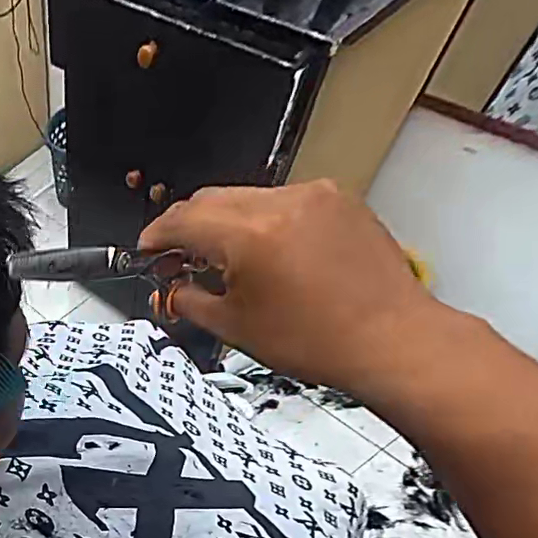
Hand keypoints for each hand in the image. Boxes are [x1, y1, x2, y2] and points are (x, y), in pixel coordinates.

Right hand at [138, 181, 465, 397]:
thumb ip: (192, 301)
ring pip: (247, 197)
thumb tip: (175, 289)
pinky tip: (266, 256)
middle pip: (212, 198)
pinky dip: (263, 223)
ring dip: (226, 224)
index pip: (183, 219)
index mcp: (250, 235)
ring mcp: (315, 195)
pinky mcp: (338, 200)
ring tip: (226, 264)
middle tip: (179, 260)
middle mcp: (283, 203)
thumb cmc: (322, 341)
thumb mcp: (237, 329)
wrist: (388, 339)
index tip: (149, 247)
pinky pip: (284, 201)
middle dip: (188, 226)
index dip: (157, 235)